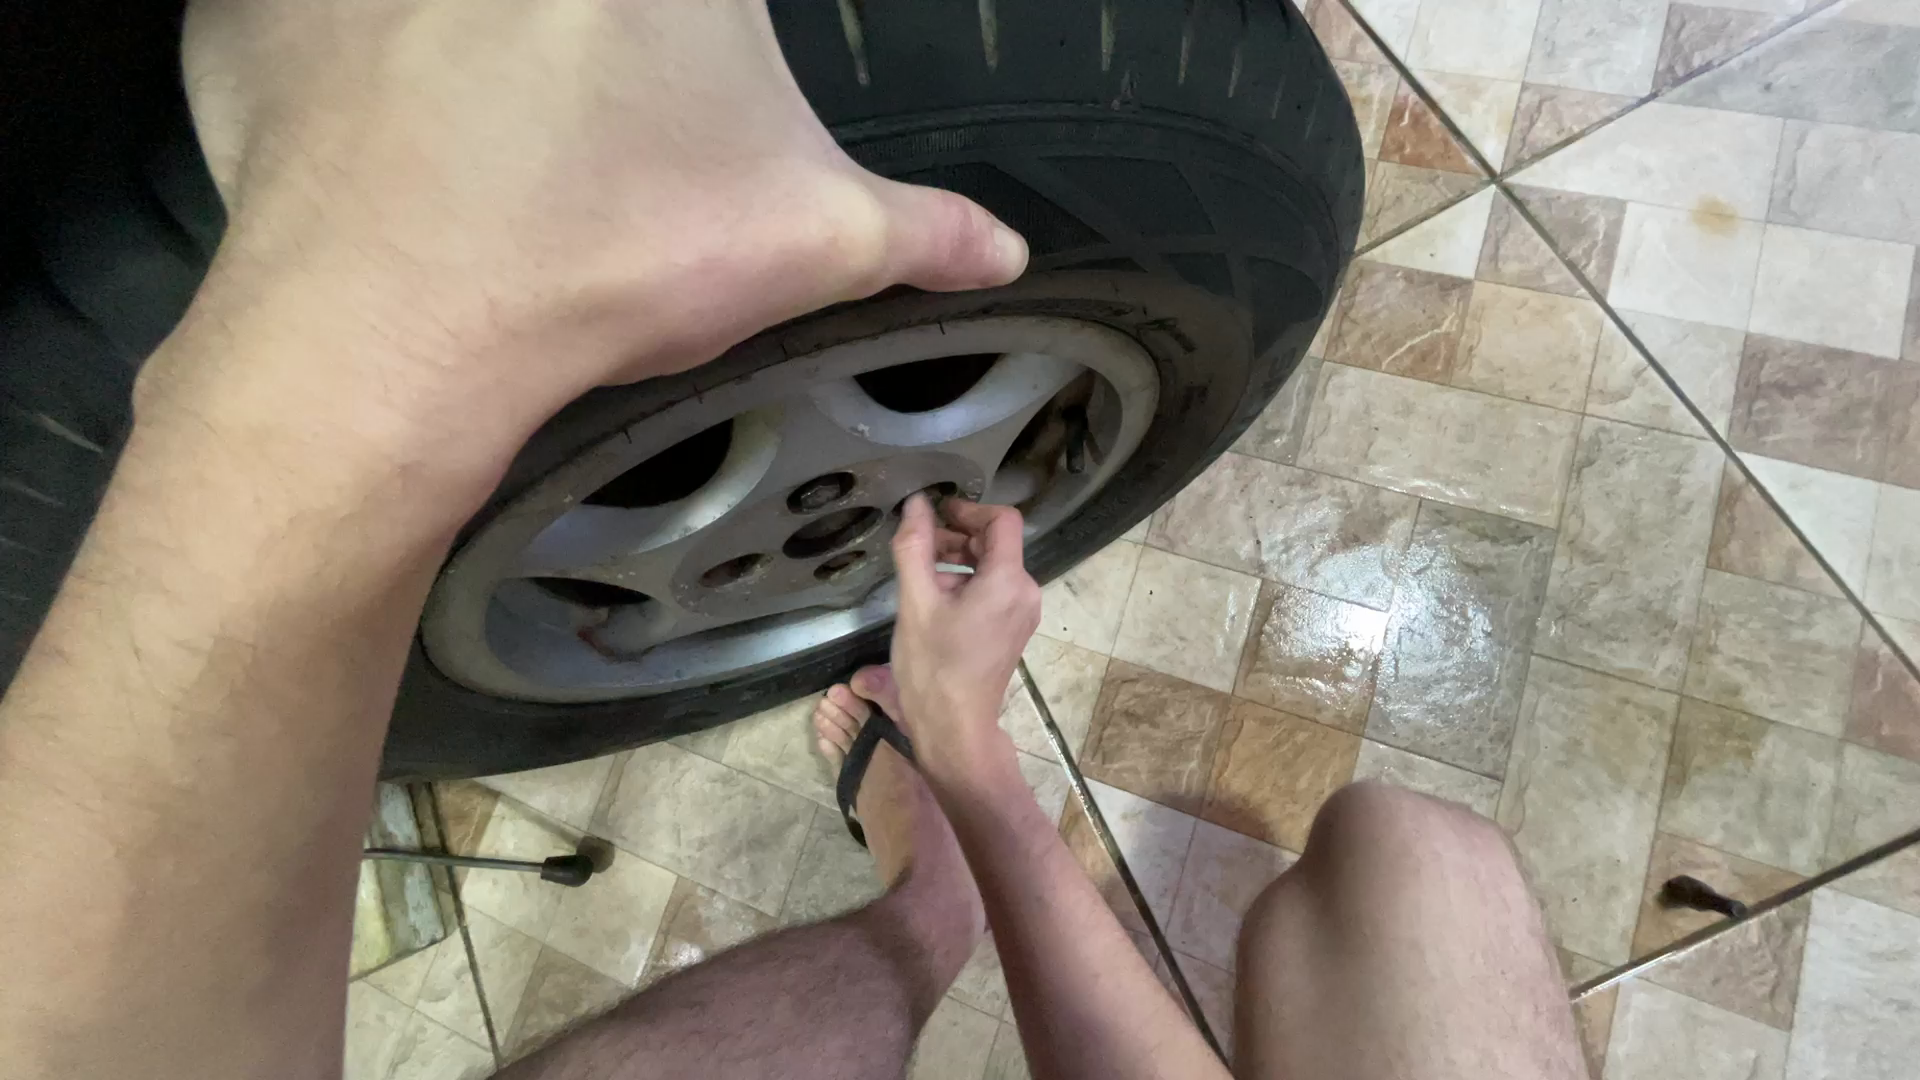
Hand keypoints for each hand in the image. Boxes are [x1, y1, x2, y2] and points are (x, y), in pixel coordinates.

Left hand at [159, 0, 1025, 494]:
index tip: (699, 138)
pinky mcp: (262, 18)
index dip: (707, 80)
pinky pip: (342, 43)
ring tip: (528, 184)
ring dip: (508, 89)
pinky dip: (385, 97)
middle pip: (606, 39)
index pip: (711, 25)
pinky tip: (424, 176)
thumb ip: (927, 233)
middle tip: (617, 165)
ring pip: (475, 41)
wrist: (416, 325)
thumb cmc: (630, 257)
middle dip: (624, 90)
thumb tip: (1008, 250)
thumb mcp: (814, 243)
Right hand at [887, 496, 1041, 780]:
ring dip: (958, 560)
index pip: (1002, 520)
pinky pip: (993, 590)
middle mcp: (1025, 592)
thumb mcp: (916, 602)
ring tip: (920, 574)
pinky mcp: (1012, 629)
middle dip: (957, 536)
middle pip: (997, 543)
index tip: (935, 515)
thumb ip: (914, 546)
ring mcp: (1022, 613)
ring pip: (993, 566)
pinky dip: (966, 583)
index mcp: (1008, 581)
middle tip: (918, 546)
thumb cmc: (933, 667)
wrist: (954, 730)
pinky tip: (934, 599)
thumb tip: (916, 503)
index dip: (969, 509)